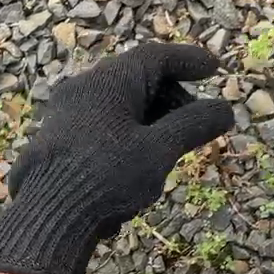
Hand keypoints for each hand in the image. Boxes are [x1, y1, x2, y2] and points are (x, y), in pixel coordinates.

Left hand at [0, 43, 234, 273]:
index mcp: (109, 81)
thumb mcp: (159, 150)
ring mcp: (64, 113)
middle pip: (135, 79)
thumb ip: (193, 125)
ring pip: (116, 104)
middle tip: (195, 121)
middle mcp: (82, 88)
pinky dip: (126, 133)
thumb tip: (225, 109)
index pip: (156, 56)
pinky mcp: (56, 139)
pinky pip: (99, 124)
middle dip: (171, 97)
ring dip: (148, 119)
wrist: (47, 216)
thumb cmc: (107, 177)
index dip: (189, 61)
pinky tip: (135, 165)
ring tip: (168, 148)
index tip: (213, 68)